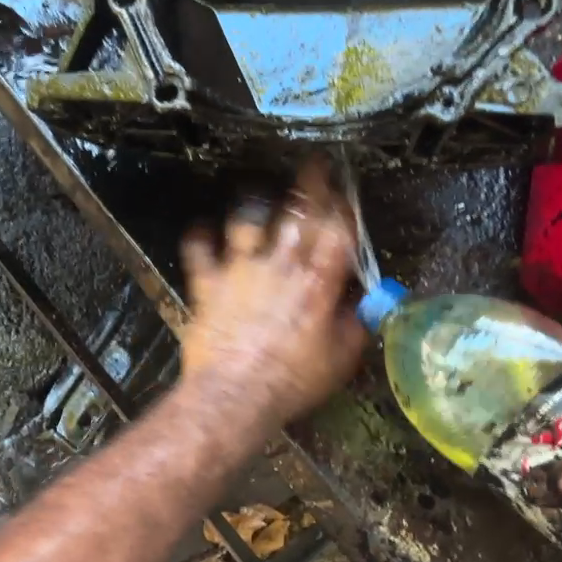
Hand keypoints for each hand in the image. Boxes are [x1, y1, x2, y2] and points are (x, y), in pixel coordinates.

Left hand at [177, 162, 366, 430]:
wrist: (234, 395)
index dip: (343, 204)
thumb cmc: (291, 381)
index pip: (338, 229)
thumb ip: (354, 324)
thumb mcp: (340, 358)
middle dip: (307, 185)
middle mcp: (280, 266)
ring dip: (253, 204)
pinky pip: (199, 251)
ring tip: (256, 196)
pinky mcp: (207, 285)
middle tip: (311, 167)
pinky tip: (201, 228)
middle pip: (297, 211)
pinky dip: (200, 237)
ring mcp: (240, 272)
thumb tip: (363, 306)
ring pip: (246, 220)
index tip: (345, 189)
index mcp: (318, 282)